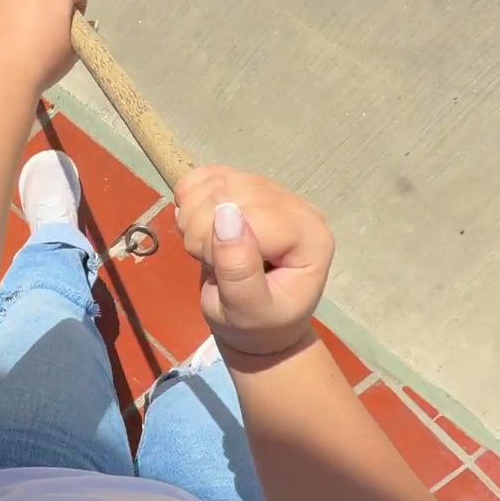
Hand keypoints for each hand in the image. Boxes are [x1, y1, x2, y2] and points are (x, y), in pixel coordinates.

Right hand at [174, 166, 334, 358]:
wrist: (255, 326)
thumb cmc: (256, 325)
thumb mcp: (246, 311)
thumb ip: (238, 269)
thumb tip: (226, 216)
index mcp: (310, 238)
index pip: (253, 215)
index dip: (219, 240)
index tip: (215, 270)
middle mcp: (297, 208)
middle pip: (232, 192)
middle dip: (202, 229)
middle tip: (209, 261)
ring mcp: (271, 194)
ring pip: (216, 181)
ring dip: (193, 216)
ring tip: (206, 248)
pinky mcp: (246, 188)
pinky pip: (207, 174)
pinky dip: (190, 196)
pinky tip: (197, 223)